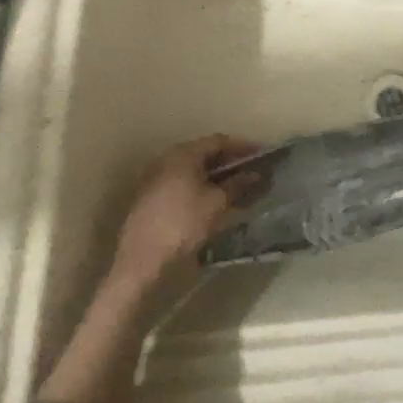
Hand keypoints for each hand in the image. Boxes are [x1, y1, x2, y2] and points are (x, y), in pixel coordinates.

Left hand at [108, 134, 261, 290]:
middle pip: (205, 154)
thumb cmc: (182, 224)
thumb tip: (255, 174)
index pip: (219, 141)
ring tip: (238, 191)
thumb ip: (238, 184)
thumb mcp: (216, 203)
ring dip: (217, 178)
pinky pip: (183, 185)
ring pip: (194, 172)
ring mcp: (157, 179)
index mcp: (183, 154)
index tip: (262, 154)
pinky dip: (202, 189)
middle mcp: (167, 160)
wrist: (141, 260)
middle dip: (230, 164)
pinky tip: (215, 204)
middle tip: (251, 173)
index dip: (243, 147)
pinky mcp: (152, 199)